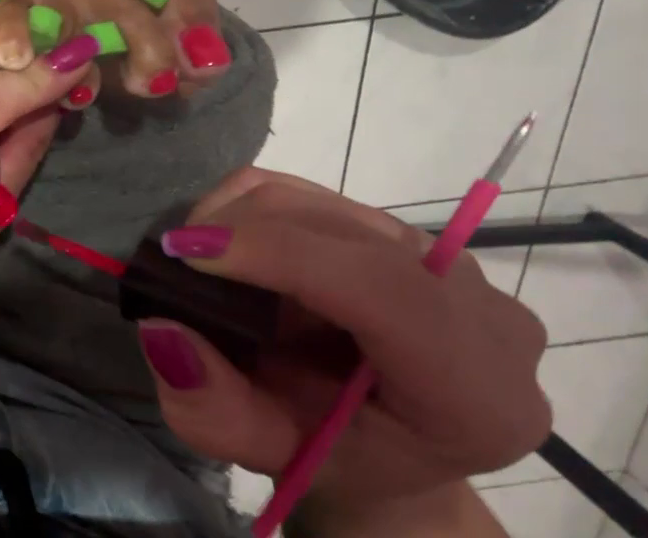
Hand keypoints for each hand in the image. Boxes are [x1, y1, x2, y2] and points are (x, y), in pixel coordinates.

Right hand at [138, 169, 550, 510]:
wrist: (382, 443)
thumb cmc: (332, 457)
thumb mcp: (268, 454)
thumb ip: (216, 410)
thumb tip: (162, 329)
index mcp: (475, 396)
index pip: (386, 292)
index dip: (282, 255)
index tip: (186, 251)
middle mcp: (485, 318)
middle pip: (348, 234)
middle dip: (241, 231)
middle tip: (174, 260)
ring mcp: (452, 265)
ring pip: (321, 202)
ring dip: (241, 219)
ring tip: (208, 264)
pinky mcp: (408, 232)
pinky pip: (313, 190)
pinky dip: (252, 206)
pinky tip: (234, 246)